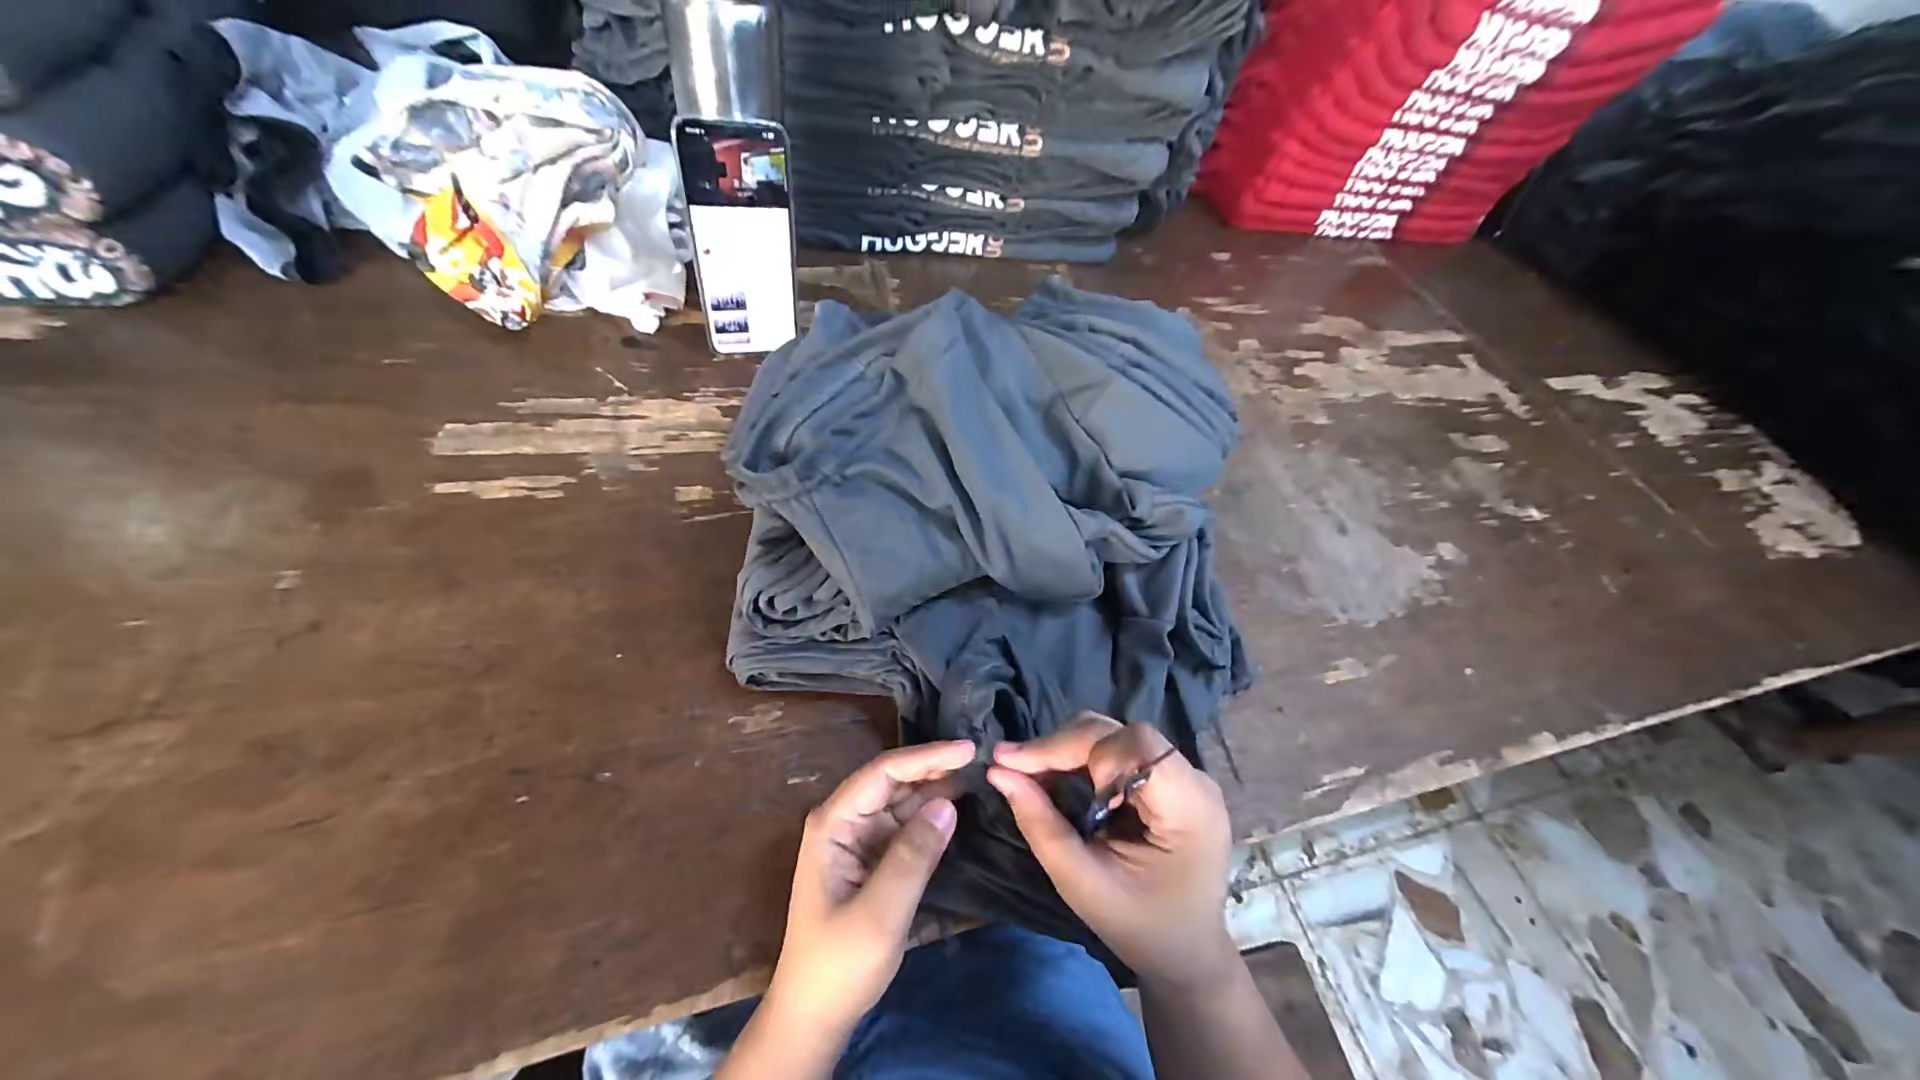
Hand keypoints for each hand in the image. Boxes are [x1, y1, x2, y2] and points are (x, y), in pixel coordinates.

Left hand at [764, 739, 974, 1032]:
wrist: (815, 1014)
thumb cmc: (839, 963)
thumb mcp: (879, 913)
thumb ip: (912, 856)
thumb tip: (948, 804)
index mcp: (834, 823)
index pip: (883, 772)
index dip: (927, 756)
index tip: (969, 750)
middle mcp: (845, 821)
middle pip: (894, 780)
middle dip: (935, 767)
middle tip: (982, 760)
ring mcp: (859, 839)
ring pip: (903, 800)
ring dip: (937, 788)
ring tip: (979, 776)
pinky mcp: (873, 859)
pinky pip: (906, 826)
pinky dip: (932, 815)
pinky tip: (959, 807)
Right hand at [987, 714, 1237, 989]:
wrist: (1185, 954)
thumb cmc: (1138, 926)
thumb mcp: (1082, 883)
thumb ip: (1041, 824)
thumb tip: (997, 771)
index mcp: (1190, 807)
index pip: (1133, 744)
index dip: (1077, 748)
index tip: (1025, 770)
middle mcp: (1195, 780)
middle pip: (1120, 733)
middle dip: (1063, 745)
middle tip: (1012, 765)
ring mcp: (1184, 776)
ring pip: (1116, 734)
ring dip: (1068, 748)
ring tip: (1028, 769)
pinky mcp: (1169, 779)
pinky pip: (1120, 749)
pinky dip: (1081, 757)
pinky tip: (1054, 774)